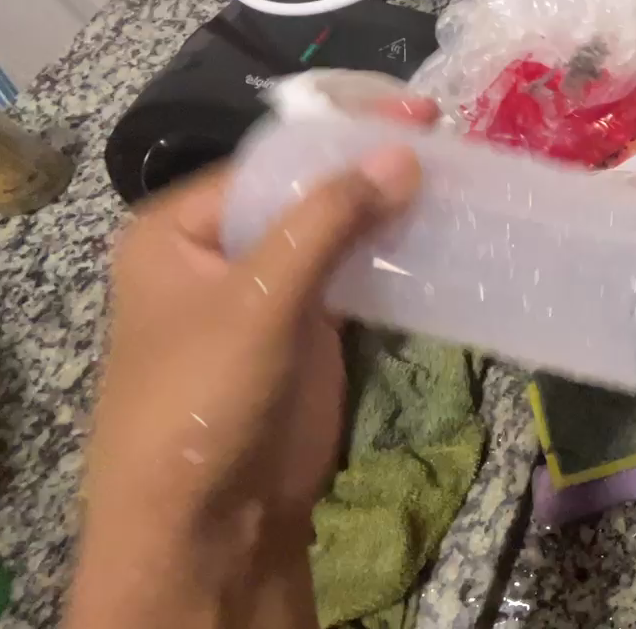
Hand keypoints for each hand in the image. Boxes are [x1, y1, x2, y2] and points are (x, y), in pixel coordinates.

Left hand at [68, 102, 432, 628]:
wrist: (212, 521)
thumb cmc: (205, 399)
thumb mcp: (260, 300)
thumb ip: (329, 219)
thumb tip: (406, 153)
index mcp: (182, 228)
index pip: (275, 160)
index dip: (346, 134)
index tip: (418, 115)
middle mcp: (224, 245)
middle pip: (311, 187)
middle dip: (373, 164)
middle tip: (444, 136)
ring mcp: (272, 284)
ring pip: (340, 224)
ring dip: (391, 202)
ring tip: (453, 173)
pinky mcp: (312, 318)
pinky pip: (358, 264)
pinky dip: (396, 244)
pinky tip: (438, 225)